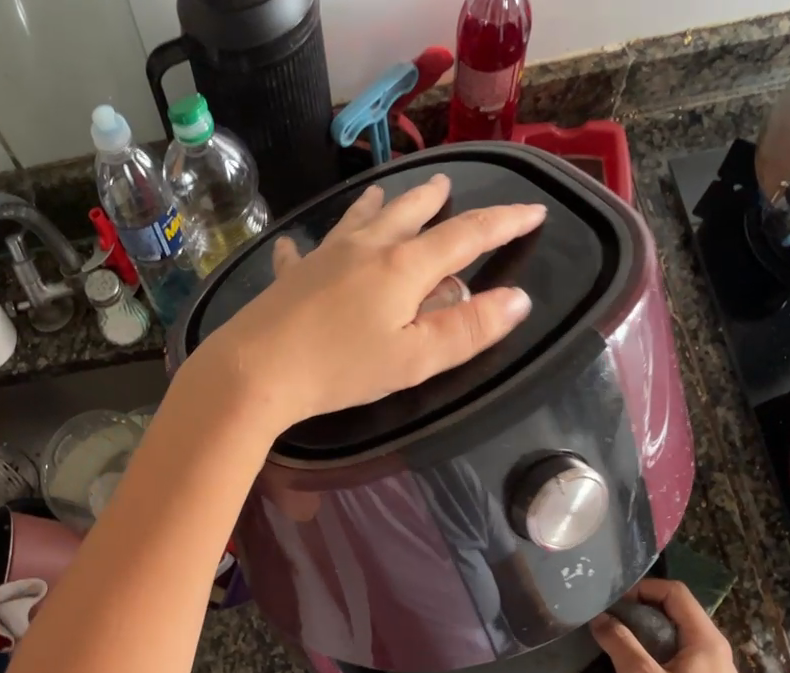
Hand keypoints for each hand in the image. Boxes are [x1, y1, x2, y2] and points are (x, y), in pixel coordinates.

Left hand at [184, 174, 545, 431]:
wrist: (256, 370)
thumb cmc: (342, 369)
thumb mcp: (415, 359)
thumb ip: (467, 329)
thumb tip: (518, 300)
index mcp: (405, 266)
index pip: (466, 236)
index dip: (504, 222)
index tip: (533, 211)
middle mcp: (366, 248)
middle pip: (408, 213)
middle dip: (434, 200)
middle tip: (446, 185)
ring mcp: (323, 257)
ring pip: (357, 219)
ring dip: (377, 205)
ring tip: (383, 194)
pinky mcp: (289, 277)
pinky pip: (302, 252)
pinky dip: (307, 247)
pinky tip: (296, 247)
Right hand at [590, 579, 744, 672]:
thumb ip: (619, 642)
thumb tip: (600, 618)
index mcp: (707, 642)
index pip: (677, 595)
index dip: (644, 589)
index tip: (613, 600)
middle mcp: (713, 654)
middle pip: (676, 617)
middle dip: (640, 613)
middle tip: (607, 621)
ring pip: (672, 643)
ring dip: (642, 639)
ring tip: (611, 645)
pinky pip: (672, 667)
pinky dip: (649, 662)